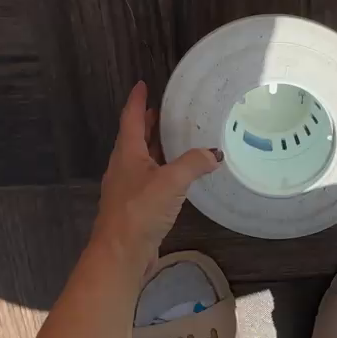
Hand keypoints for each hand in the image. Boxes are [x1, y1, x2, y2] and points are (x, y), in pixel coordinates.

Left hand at [93, 82, 220, 266]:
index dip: (138, 101)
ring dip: (154, 147)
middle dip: (147, 123)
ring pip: (142, 160)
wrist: (121, 253)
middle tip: (162, 111)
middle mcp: (124, 167)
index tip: (143, 85)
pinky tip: (175, 177)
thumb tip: (214, 153)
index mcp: (127, 154)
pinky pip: (149, 180)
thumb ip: (193, 164)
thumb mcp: (171, 182)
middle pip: (135, 138)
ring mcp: (128, 188)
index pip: (132, 119)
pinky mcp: (135, 208)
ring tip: (172, 139)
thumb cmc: (140, 211)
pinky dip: (161, 170)